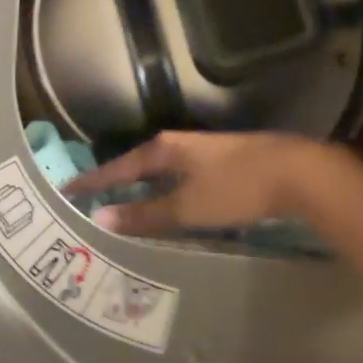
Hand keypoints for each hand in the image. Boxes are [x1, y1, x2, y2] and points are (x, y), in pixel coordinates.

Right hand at [60, 130, 337, 236]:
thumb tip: (101, 218)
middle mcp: (181, 144)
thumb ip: (146, 215)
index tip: (66, 190)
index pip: (119, 166)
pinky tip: (167, 205)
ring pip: (162, 171)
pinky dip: (164, 191)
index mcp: (166, 149)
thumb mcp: (188, 206)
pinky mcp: (223, 164)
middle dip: (115, 182)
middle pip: (139, 164)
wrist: (296, 173)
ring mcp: (204, 153)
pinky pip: (180, 178)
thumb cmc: (236, 187)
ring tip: (122, 206)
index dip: (93, 181)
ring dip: (141, 188)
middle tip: (90, 200)